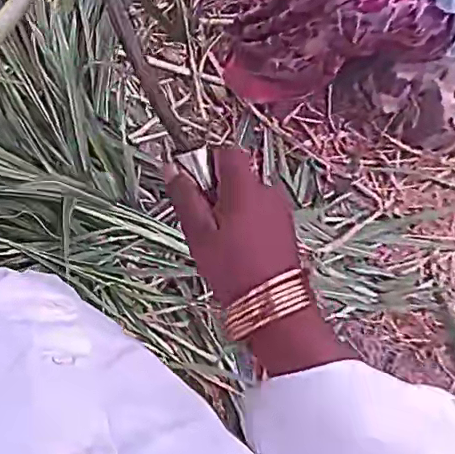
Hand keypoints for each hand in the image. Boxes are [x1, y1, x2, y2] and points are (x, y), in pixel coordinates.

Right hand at [165, 148, 351, 376]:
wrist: (270, 301)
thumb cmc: (230, 265)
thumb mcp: (198, 229)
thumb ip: (184, 195)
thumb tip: (172, 168)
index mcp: (245, 188)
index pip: (227, 152)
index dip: (205, 160)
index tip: (189, 183)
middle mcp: (267, 192)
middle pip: (236, 173)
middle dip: (212, 187)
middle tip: (196, 214)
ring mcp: (278, 209)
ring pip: (244, 193)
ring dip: (225, 204)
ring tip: (211, 234)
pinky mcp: (282, 226)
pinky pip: (255, 210)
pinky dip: (240, 218)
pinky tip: (230, 243)